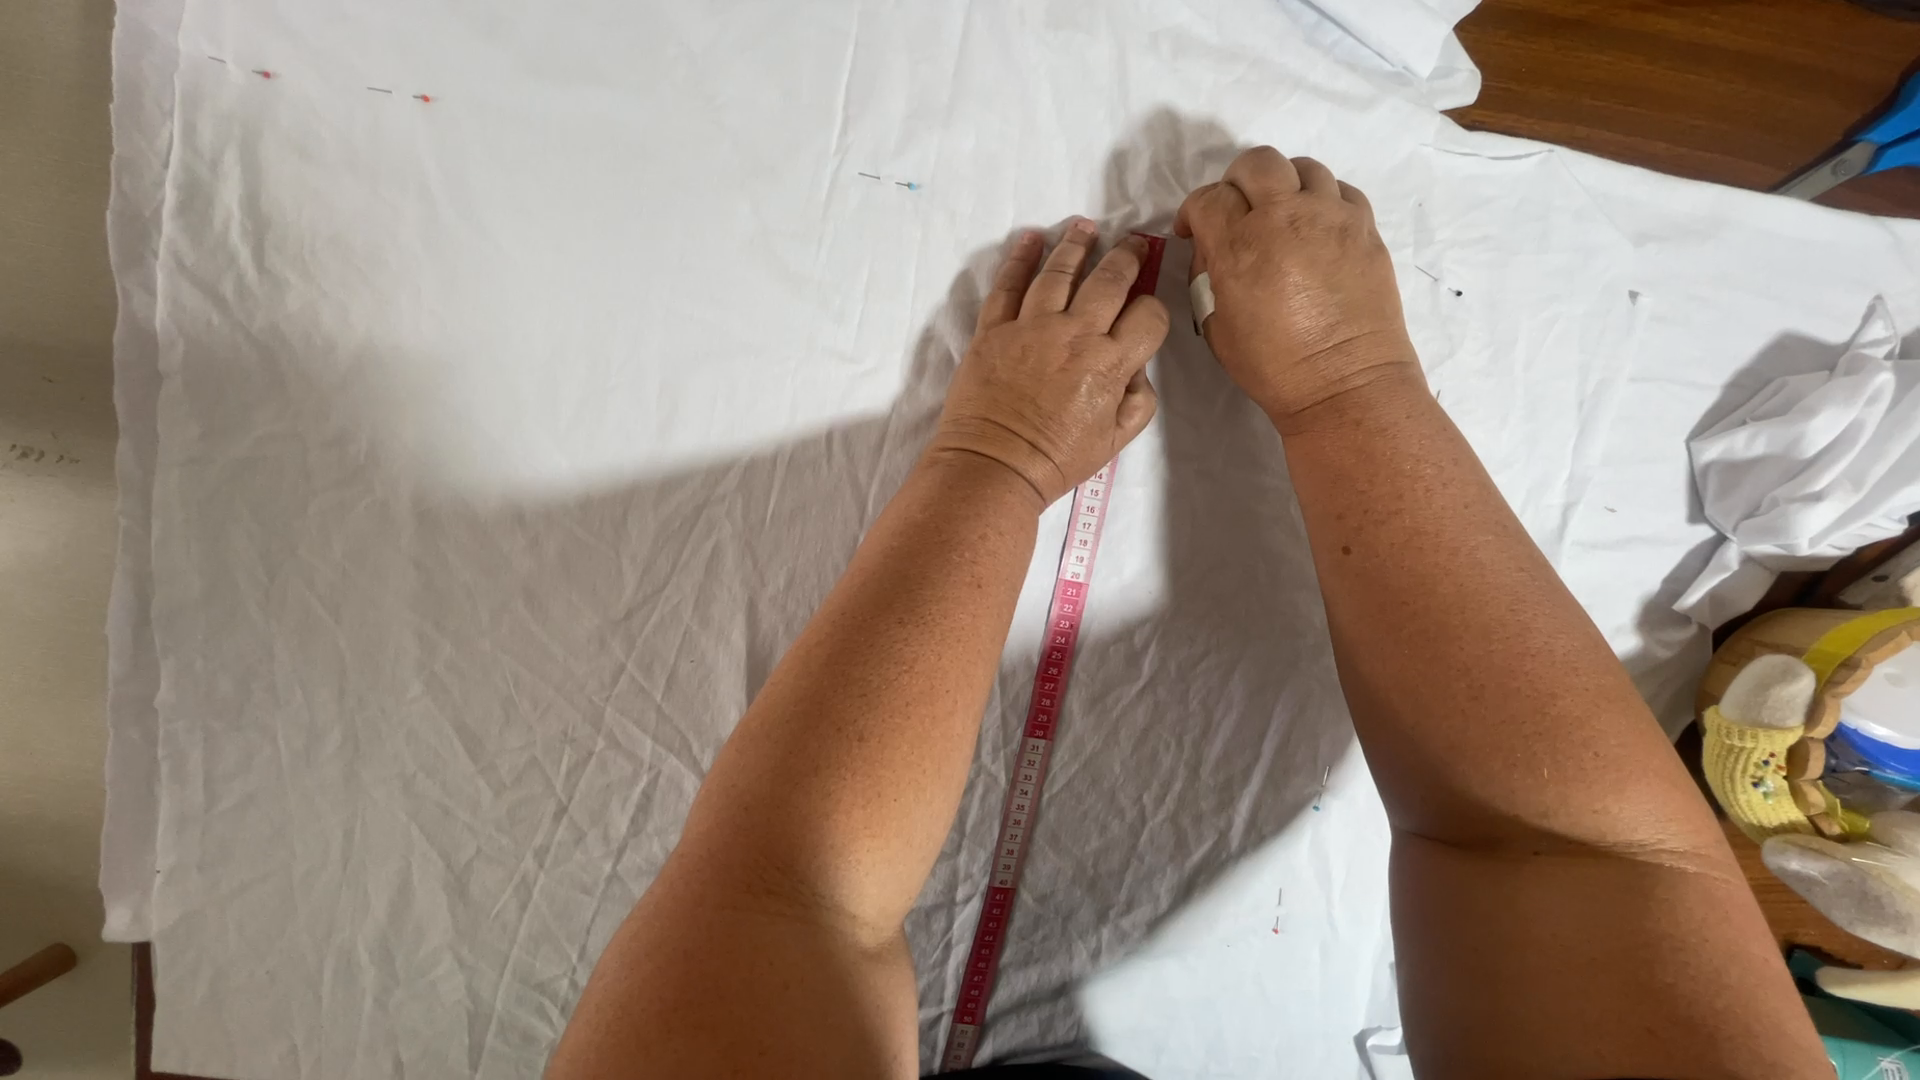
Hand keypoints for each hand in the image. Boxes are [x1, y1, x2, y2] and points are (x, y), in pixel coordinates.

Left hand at [928, 219, 1169, 505]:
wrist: (992, 467)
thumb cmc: (1055, 461)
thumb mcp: (1114, 442)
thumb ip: (1138, 401)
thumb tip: (1136, 368)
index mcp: (1109, 363)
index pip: (1147, 316)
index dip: (1153, 310)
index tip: (1146, 311)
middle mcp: (1074, 334)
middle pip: (1108, 280)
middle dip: (1125, 257)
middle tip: (1131, 244)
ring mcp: (1030, 327)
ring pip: (1058, 272)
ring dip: (1076, 245)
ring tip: (1086, 227)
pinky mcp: (993, 330)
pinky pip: (1007, 285)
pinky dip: (1019, 258)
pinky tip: (1031, 238)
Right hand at [1176, 147, 1419, 425]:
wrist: (1342, 382)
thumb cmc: (1271, 366)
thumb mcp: (1216, 325)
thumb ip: (1208, 276)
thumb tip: (1213, 249)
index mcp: (1239, 247)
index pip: (1209, 198)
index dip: (1194, 211)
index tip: (1193, 230)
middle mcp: (1284, 218)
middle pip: (1256, 163)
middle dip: (1236, 183)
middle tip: (1235, 212)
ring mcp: (1330, 216)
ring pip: (1301, 168)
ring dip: (1282, 186)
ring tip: (1279, 216)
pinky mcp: (1364, 225)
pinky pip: (1338, 190)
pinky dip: (1320, 200)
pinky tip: (1313, 229)